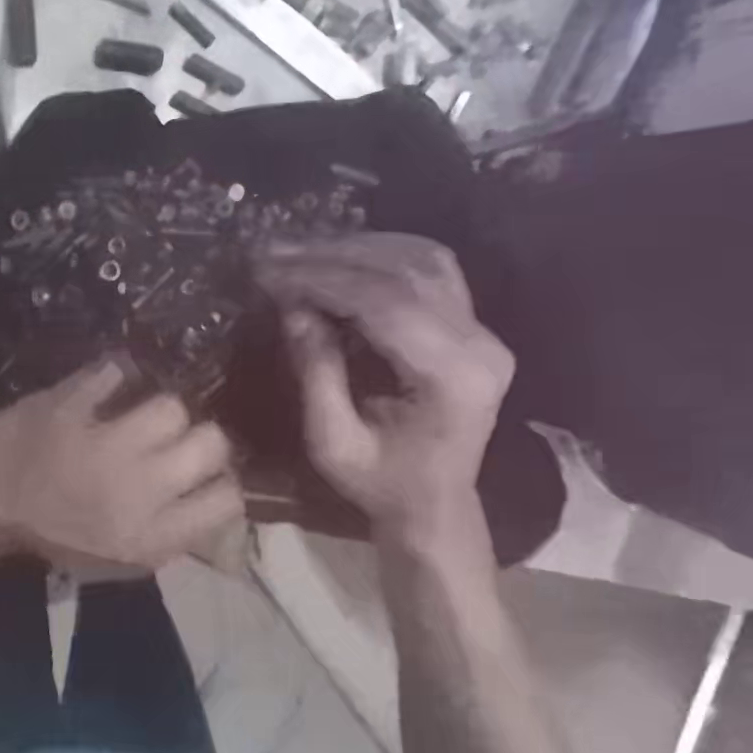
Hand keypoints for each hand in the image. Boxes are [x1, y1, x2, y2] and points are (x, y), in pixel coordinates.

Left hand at [0, 360, 244, 569]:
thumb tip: (222, 502)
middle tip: (176, 438)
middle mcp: (135, 490)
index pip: (227, 500)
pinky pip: (116, 372)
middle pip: (212, 443)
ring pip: (170, 405)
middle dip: (201, 437)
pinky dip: (114, 374)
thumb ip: (173, 530)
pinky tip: (106, 386)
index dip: (224, 480)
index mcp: (149, 536)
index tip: (206, 472)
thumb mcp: (119, 556)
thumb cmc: (51, 534)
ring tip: (138, 413)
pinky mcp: (68, 406)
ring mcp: (100, 444)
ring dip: (158, 407)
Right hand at [256, 234, 513, 562]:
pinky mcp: (472, 325)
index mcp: (452, 379)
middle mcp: (479, 344)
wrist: (434, 504)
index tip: (270, 272)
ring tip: (298, 251)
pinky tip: (340, 256)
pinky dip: (379, 254)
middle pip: (404, 272)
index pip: (386, 303)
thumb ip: (316, 373)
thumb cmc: (381, 485)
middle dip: (331, 257)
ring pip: (419, 259)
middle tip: (273, 252)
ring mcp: (482, 331)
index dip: (323, 280)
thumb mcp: (332, 442)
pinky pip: (429, 268)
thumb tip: (292, 307)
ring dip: (354, 248)